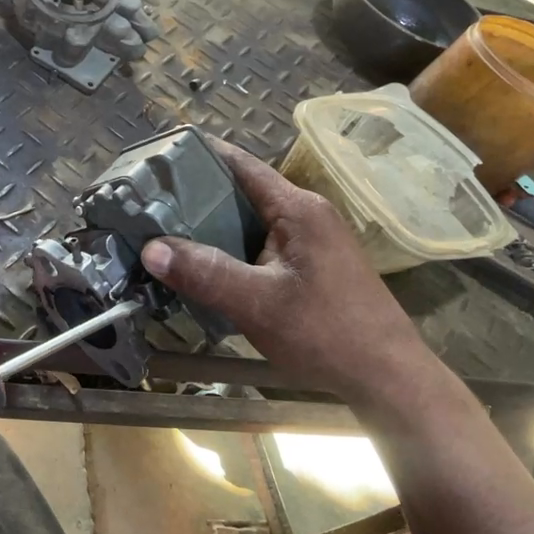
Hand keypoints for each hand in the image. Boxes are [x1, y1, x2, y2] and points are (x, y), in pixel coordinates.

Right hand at [138, 134, 434, 401]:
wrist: (389, 378)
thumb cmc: (328, 333)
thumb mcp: (257, 303)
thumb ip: (204, 273)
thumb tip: (150, 248)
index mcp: (297, 209)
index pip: (240, 164)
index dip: (197, 154)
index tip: (155, 155)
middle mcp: (305, 215)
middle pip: (240, 190)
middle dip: (193, 193)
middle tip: (144, 199)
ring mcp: (309, 240)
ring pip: (247, 219)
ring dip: (207, 223)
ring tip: (160, 228)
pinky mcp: (308, 265)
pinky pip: (257, 243)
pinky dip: (226, 245)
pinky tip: (198, 263)